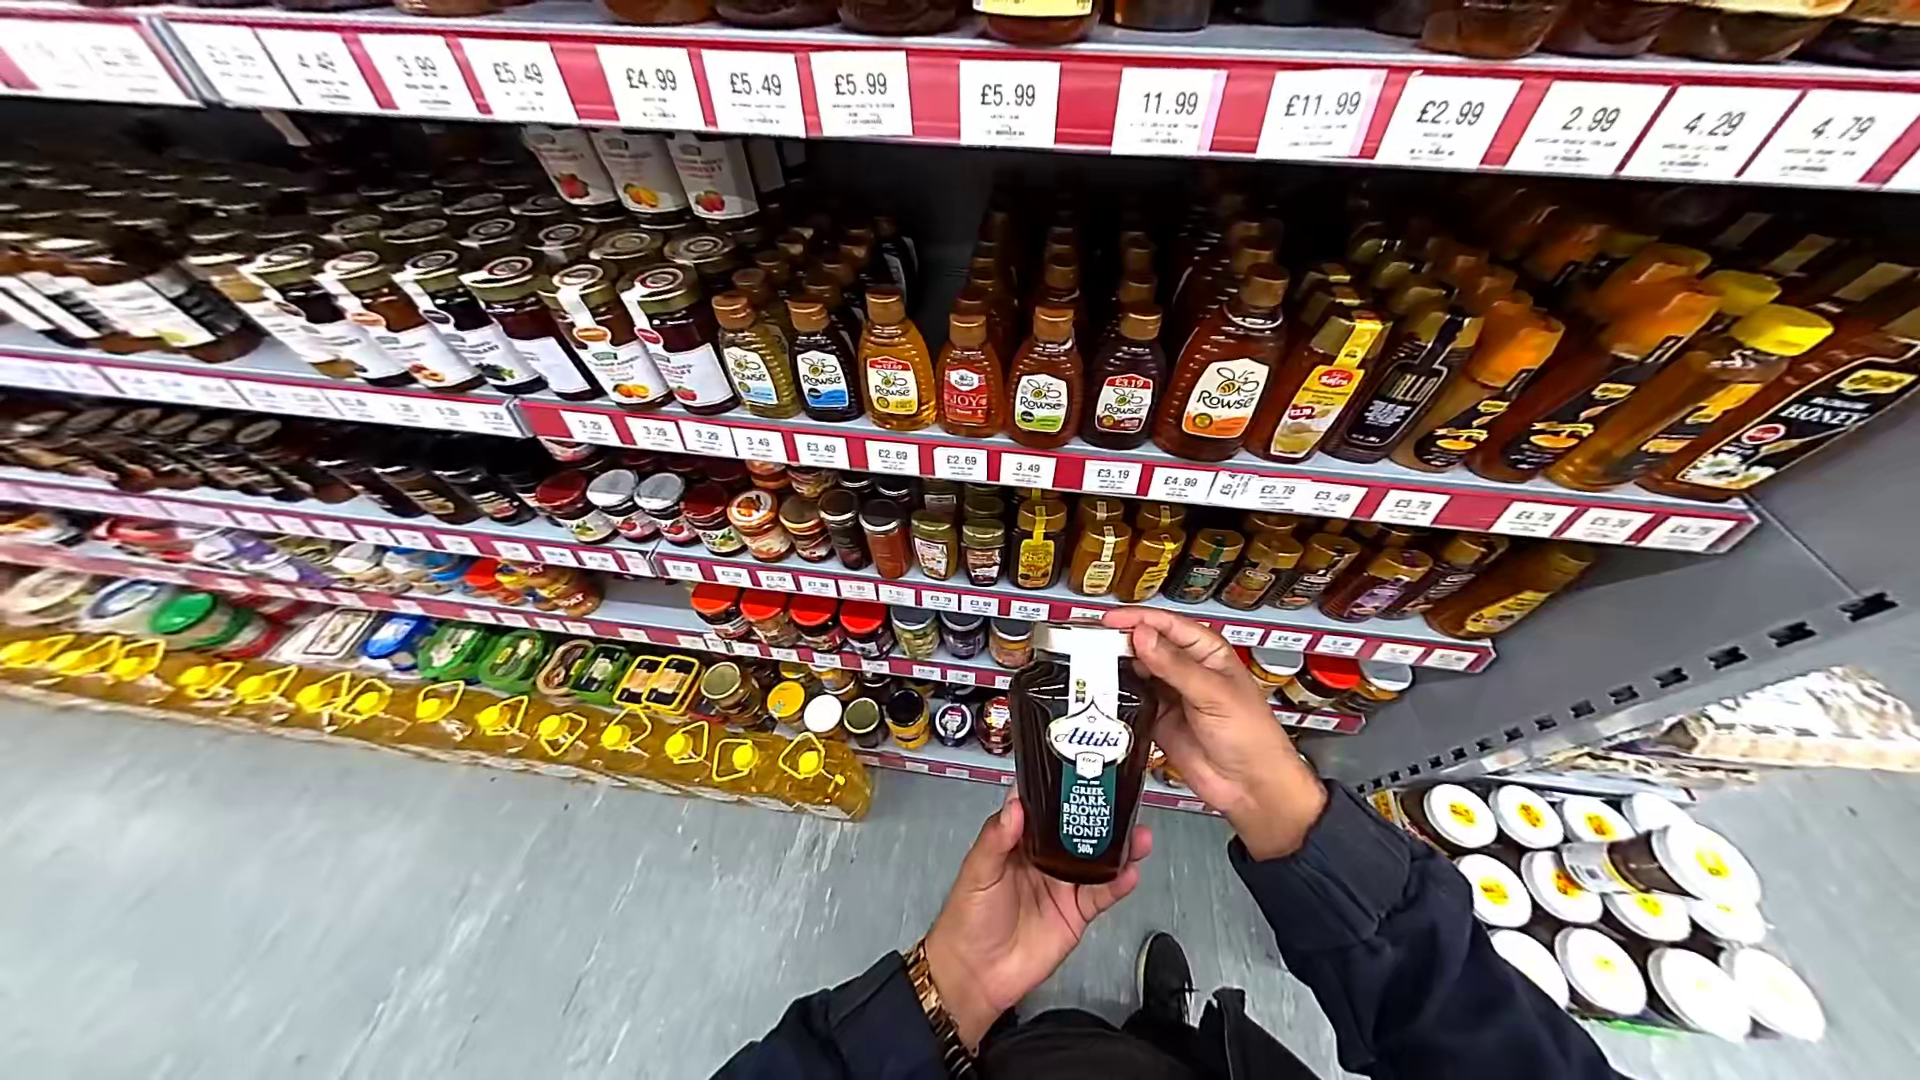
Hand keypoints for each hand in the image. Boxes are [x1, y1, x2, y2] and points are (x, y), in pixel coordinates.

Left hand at [923, 791, 1150, 1050]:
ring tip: (1137, 832)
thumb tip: (1015, 806)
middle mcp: (1044, 856)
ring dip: (1119, 844)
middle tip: (1118, 799)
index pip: (1042, 806)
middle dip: (1098, 814)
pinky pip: (1102, 893)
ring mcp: (1062, 883)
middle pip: (1076, 828)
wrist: (976, 974)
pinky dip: (1119, 882)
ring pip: (1096, 857)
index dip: (1058, 788)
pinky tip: (1130, 871)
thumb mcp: (977, 870)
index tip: (1077, 770)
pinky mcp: (1075, 912)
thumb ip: (996, 838)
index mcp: (1018, 839)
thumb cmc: (967, 917)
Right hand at [1103, 607, 1327, 859]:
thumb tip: (1142, 635)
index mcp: (1206, 652)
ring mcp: (1170, 692)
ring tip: (1093, 663)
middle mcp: (1186, 668)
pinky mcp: (1157, 716)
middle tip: (1093, 641)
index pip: (1167, 624)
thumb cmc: (1253, 737)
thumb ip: (1175, 664)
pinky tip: (1105, 691)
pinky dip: (1116, 694)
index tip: (1111, 621)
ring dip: (1117, 666)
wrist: (1250, 788)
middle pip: (1146, 643)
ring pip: (1136, 669)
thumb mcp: (1213, 694)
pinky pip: (1130, 698)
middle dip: (1121, 640)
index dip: (1137, 619)